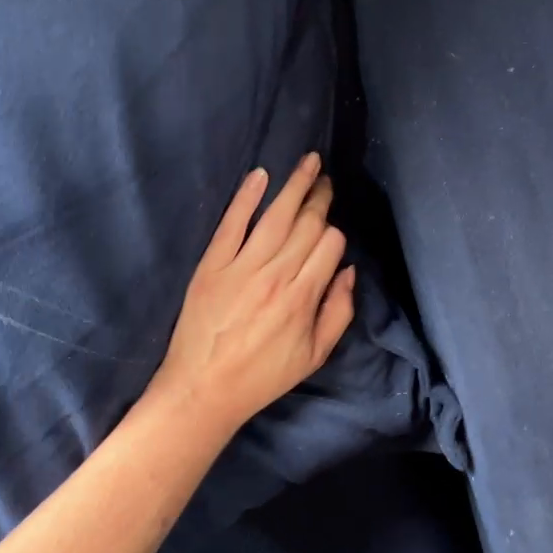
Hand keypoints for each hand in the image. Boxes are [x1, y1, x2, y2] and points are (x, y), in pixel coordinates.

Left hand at [150, 154, 355, 435]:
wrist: (202, 390)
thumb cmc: (263, 377)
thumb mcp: (314, 356)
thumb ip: (339, 312)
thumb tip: (349, 271)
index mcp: (304, 297)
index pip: (330, 244)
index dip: (335, 234)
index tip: (331, 233)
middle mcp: (276, 274)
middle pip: (307, 223)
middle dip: (321, 197)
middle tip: (326, 179)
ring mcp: (242, 266)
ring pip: (276, 215)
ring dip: (295, 184)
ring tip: (308, 162)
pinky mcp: (212, 264)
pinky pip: (232, 223)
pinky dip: (246, 197)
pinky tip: (260, 175)